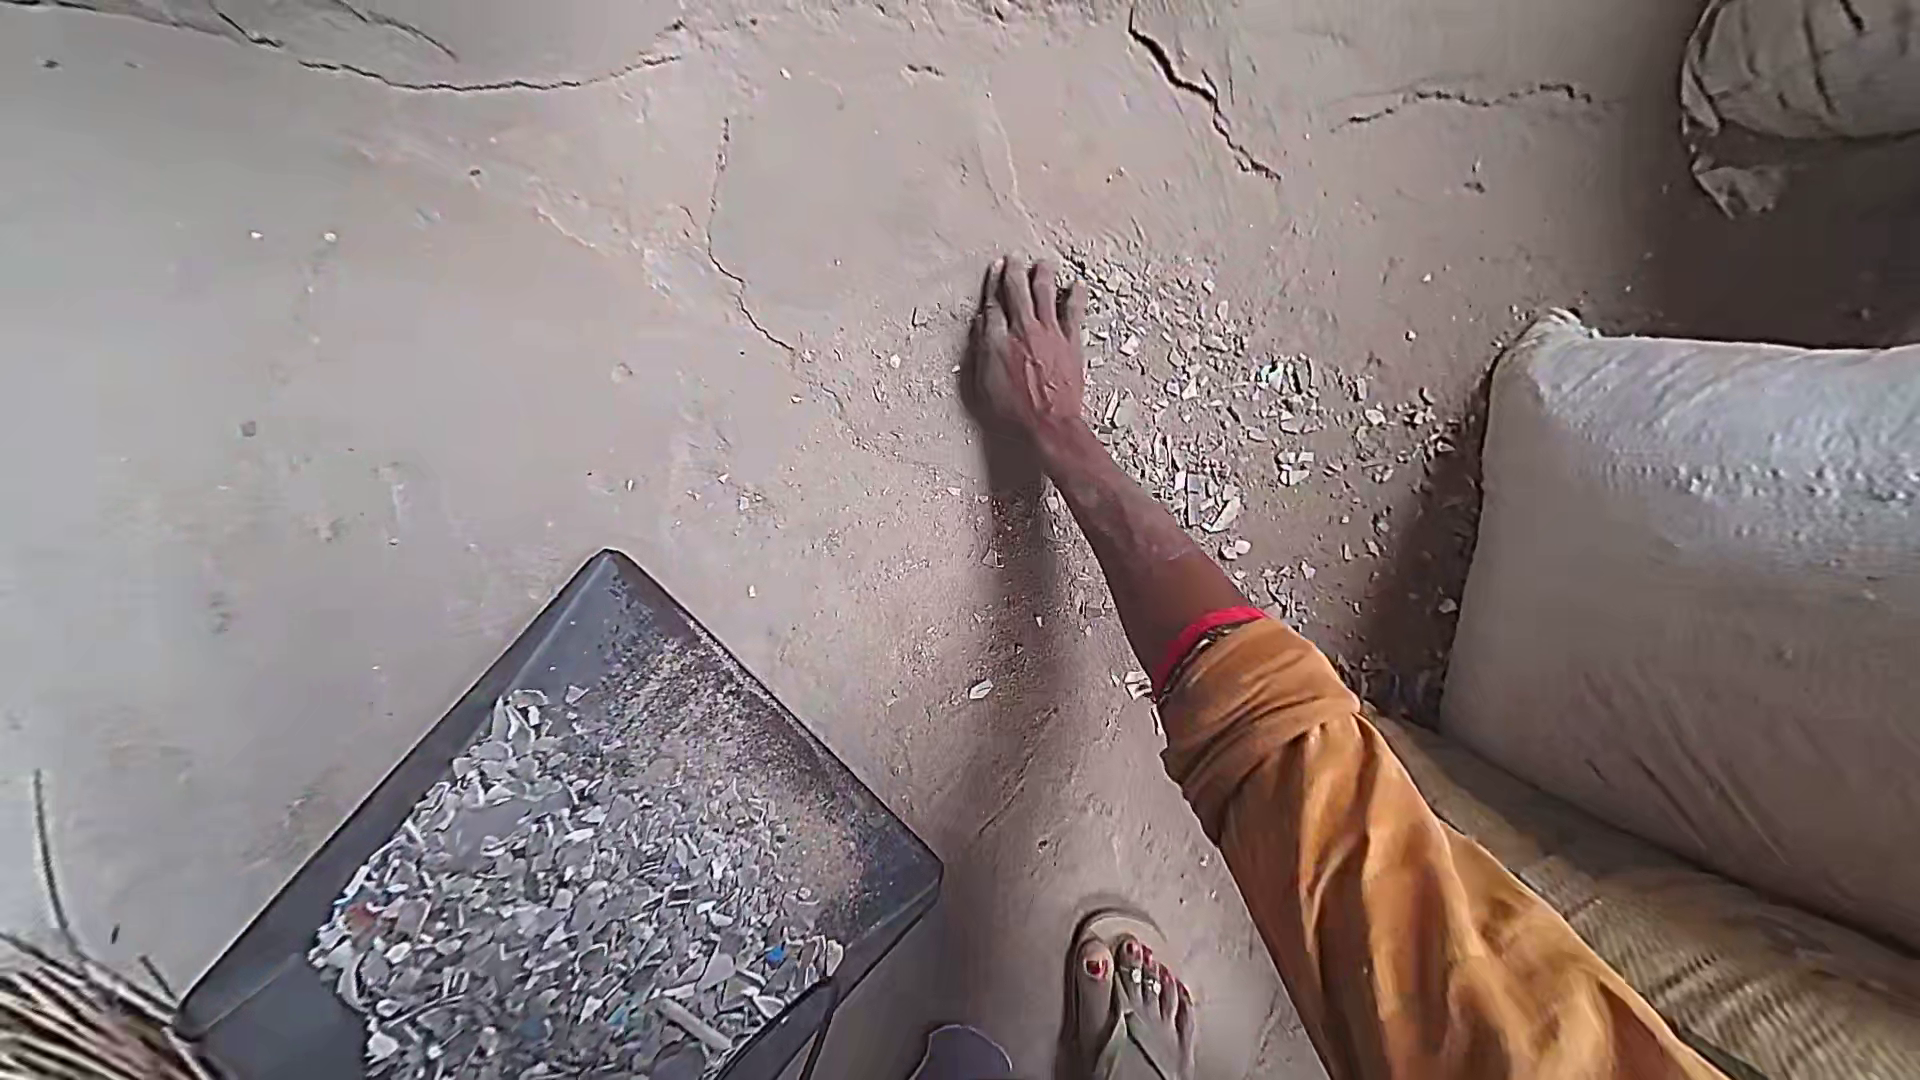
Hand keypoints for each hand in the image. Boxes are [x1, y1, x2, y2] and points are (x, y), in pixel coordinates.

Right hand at [968, 255, 1088, 444]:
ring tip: (1042, 264)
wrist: (1048, 424)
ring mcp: (1049, 334)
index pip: (992, 305)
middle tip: (1013, 259)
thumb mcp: (982, 387)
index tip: (994, 270)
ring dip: (1042, 275)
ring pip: (1045, 293)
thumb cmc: (1012, 414)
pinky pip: (1074, 312)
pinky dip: (1075, 296)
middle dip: (1014, 271)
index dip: (992, 285)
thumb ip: (980, 354)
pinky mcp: (1070, 342)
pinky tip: (1077, 285)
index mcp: (997, 342)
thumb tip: (982, 328)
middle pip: (1017, 290)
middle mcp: (1022, 330)